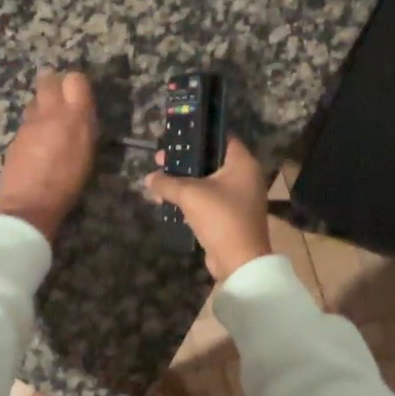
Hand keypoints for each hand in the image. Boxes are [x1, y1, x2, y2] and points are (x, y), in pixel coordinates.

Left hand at [0, 69, 97, 238]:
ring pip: (35, 100)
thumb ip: (84, 129)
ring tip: (50, 122)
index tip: (80, 95)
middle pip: (48, 80)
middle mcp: (48, 114)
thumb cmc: (66, 187)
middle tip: (62, 98)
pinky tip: (37, 144)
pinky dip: (33, 126)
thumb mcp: (87, 156)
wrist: (28, 206)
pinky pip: (26, 122)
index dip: (77, 84)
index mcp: (73, 118)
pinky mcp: (14, 137)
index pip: (74, 79)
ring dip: (43, 105)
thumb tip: (82, 114)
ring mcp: (28, 125)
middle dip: (55, 84)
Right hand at [143, 138, 271, 280]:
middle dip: (184, 161)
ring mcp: (239, 198)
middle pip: (210, 161)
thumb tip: (149, 178)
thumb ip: (167, 182)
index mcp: (242, 164)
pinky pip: (208, 200)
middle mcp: (244, 177)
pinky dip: (190, 199)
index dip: (199, 134)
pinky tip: (168, 201)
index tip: (177, 135)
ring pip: (207, 182)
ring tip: (158, 181)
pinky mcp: (230, 216)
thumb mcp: (189, 195)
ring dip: (183, 182)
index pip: (221, 138)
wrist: (239, 261)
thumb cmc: (220, 217)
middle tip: (161, 159)